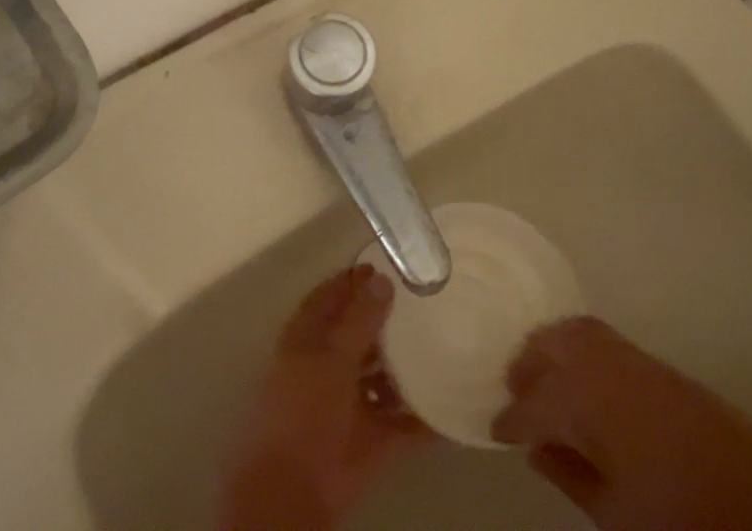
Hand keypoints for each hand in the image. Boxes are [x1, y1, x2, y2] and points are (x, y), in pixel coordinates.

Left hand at [217, 265, 430, 529]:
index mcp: (306, 342)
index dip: (351, 281)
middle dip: (388, 320)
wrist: (297, 487)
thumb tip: (381, 278)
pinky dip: (426, 415)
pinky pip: (405, 422)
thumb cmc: (304, 409)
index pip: (328, 300)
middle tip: (427, 299)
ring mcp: (351, 404)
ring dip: (410, 365)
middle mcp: (327, 368)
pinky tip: (454, 399)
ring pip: (384, 378)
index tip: (385, 264)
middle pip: (359, 335)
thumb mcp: (330, 356)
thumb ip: (358, 318)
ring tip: (446, 339)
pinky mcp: (374, 438)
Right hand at [492, 316, 751, 530]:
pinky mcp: (667, 369)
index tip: (497, 429)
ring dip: (557, 351)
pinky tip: (584, 387)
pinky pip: (610, 344)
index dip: (511, 417)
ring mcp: (643, 364)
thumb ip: (570, 475)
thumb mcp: (616, 513)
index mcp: (594, 405)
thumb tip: (536, 451)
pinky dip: (585, 354)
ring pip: (585, 334)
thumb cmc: (682, 515)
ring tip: (545, 381)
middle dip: (530, 360)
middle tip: (514, 387)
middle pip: (558, 342)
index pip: (536, 403)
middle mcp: (616, 371)